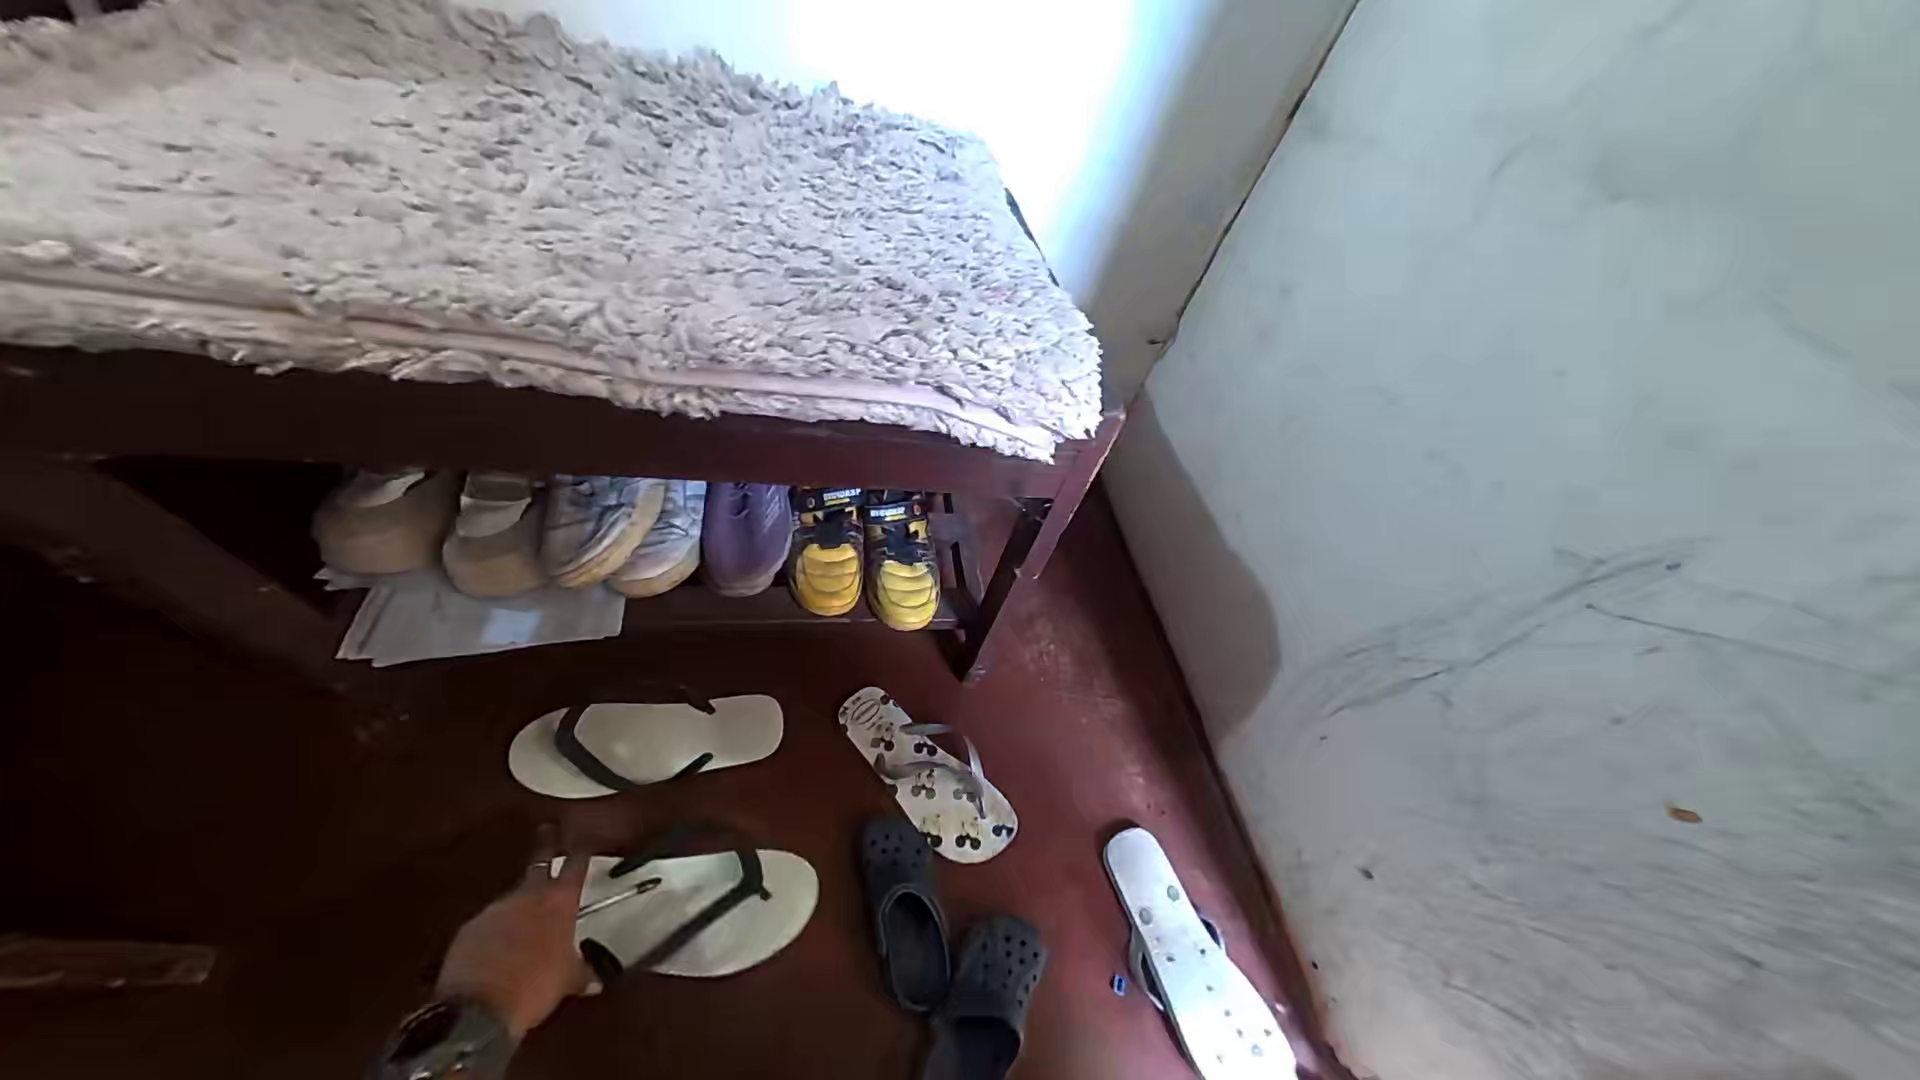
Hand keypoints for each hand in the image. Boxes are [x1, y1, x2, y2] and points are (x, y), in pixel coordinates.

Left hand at [435, 826, 596, 1039]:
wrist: (476, 1011)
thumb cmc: (535, 985)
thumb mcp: (566, 978)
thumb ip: (581, 971)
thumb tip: (595, 981)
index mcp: (560, 900)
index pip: (577, 863)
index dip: (582, 849)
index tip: (584, 837)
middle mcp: (528, 895)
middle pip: (540, 860)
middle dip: (546, 844)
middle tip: (548, 828)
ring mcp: (494, 909)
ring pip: (512, 895)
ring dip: (519, 899)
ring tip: (522, 913)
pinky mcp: (467, 929)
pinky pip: (487, 922)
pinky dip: (494, 928)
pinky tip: (495, 944)